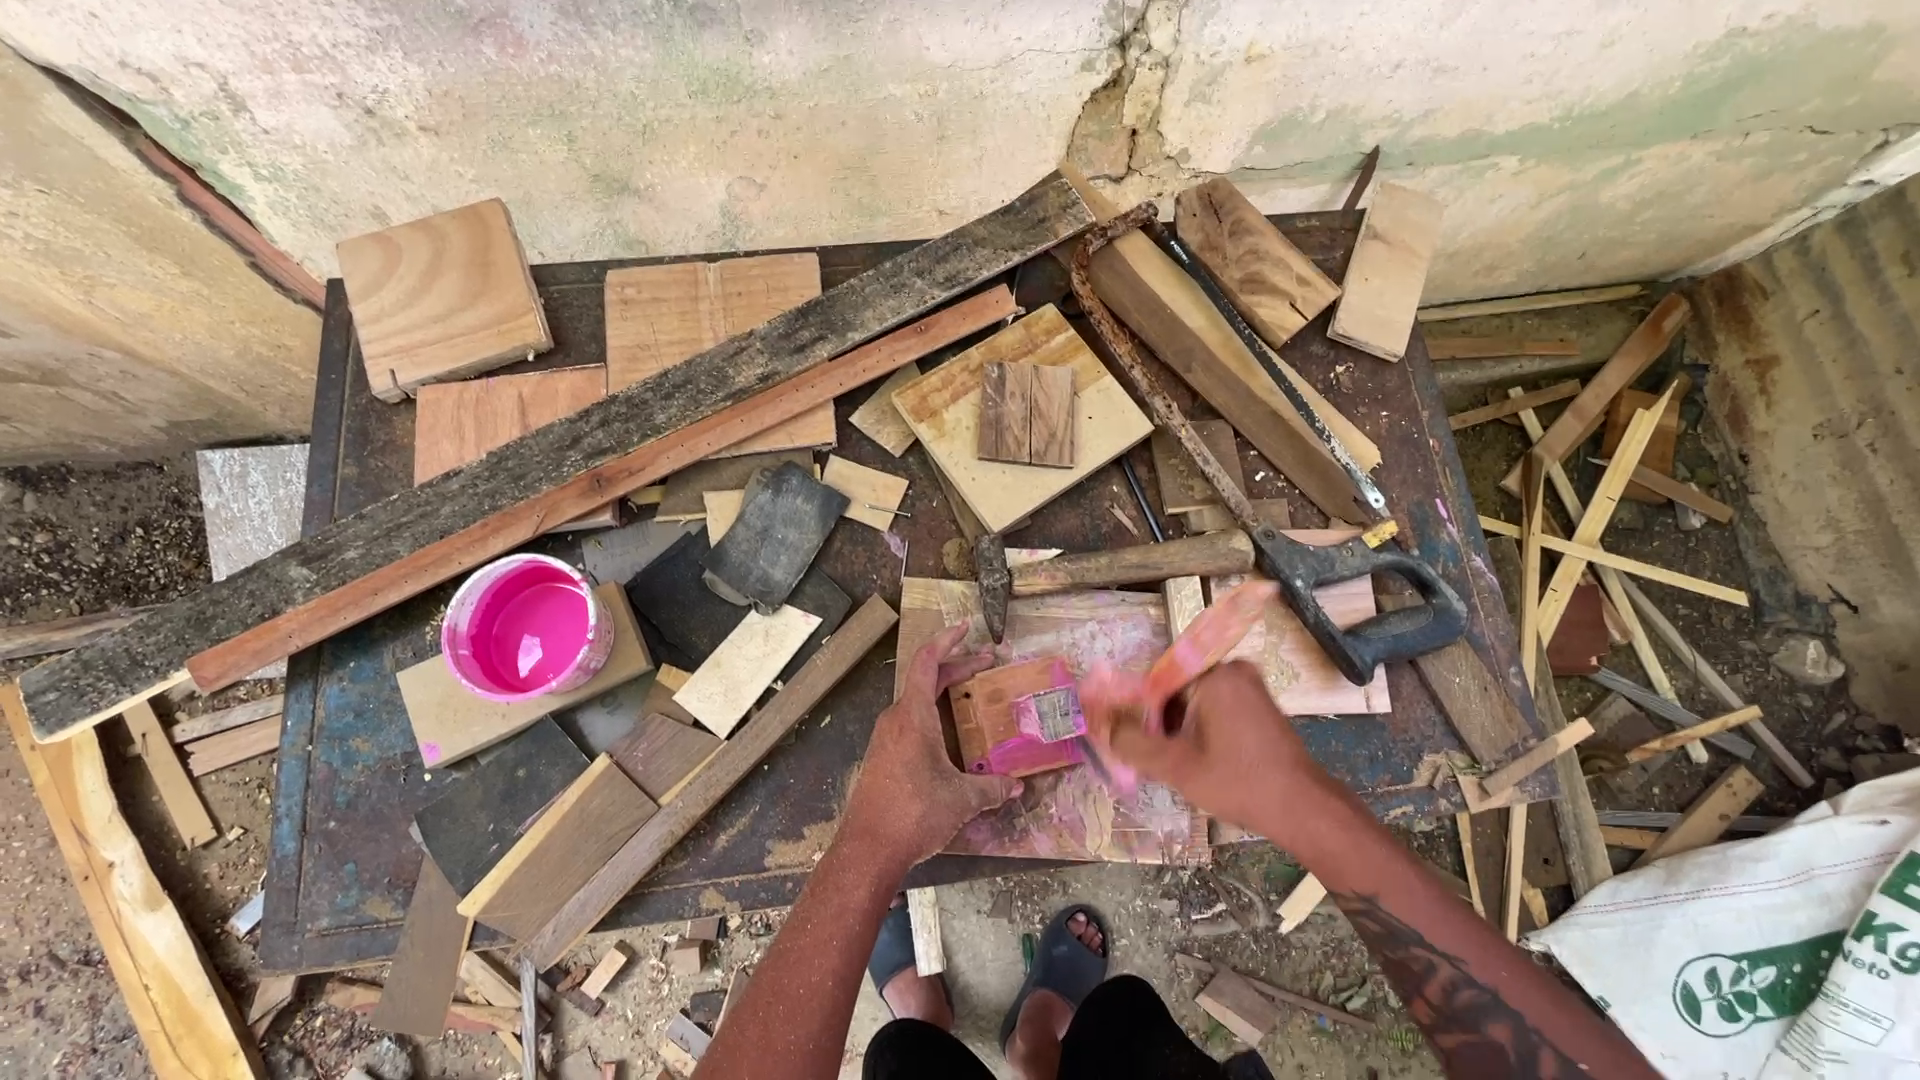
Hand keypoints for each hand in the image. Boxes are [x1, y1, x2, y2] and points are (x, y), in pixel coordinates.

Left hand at [843, 623, 1022, 865]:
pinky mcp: (882, 757)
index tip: (967, 627)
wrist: (868, 848)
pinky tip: (951, 736)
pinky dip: (934, 715)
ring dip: (945, 693)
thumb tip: (1018, 786)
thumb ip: (992, 788)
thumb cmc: (914, 813)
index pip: (927, 662)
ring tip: (973, 696)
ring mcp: (885, 739)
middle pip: (926, 679)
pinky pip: (910, 723)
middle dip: (957, 666)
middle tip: (988, 662)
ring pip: (917, 702)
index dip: (947, 640)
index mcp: (913, 716)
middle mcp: (896, 719)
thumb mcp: (962, 799)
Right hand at [1081, 660, 1341, 841]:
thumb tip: (1101, 723)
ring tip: (1169, 759)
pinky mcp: (1257, 703)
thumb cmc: (1238, 783)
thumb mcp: (1174, 766)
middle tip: (1147, 754)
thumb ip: (1130, 741)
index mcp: (1212, 675)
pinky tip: (1193, 756)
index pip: (1154, 678)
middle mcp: (1232, 669)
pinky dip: (1197, 725)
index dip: (1134, 707)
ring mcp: (1249, 685)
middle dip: (1156, 718)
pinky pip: (1213, 705)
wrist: (1302, 808)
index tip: (1124, 735)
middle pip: (1173, 687)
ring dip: (1175, 725)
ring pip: (1192, 698)